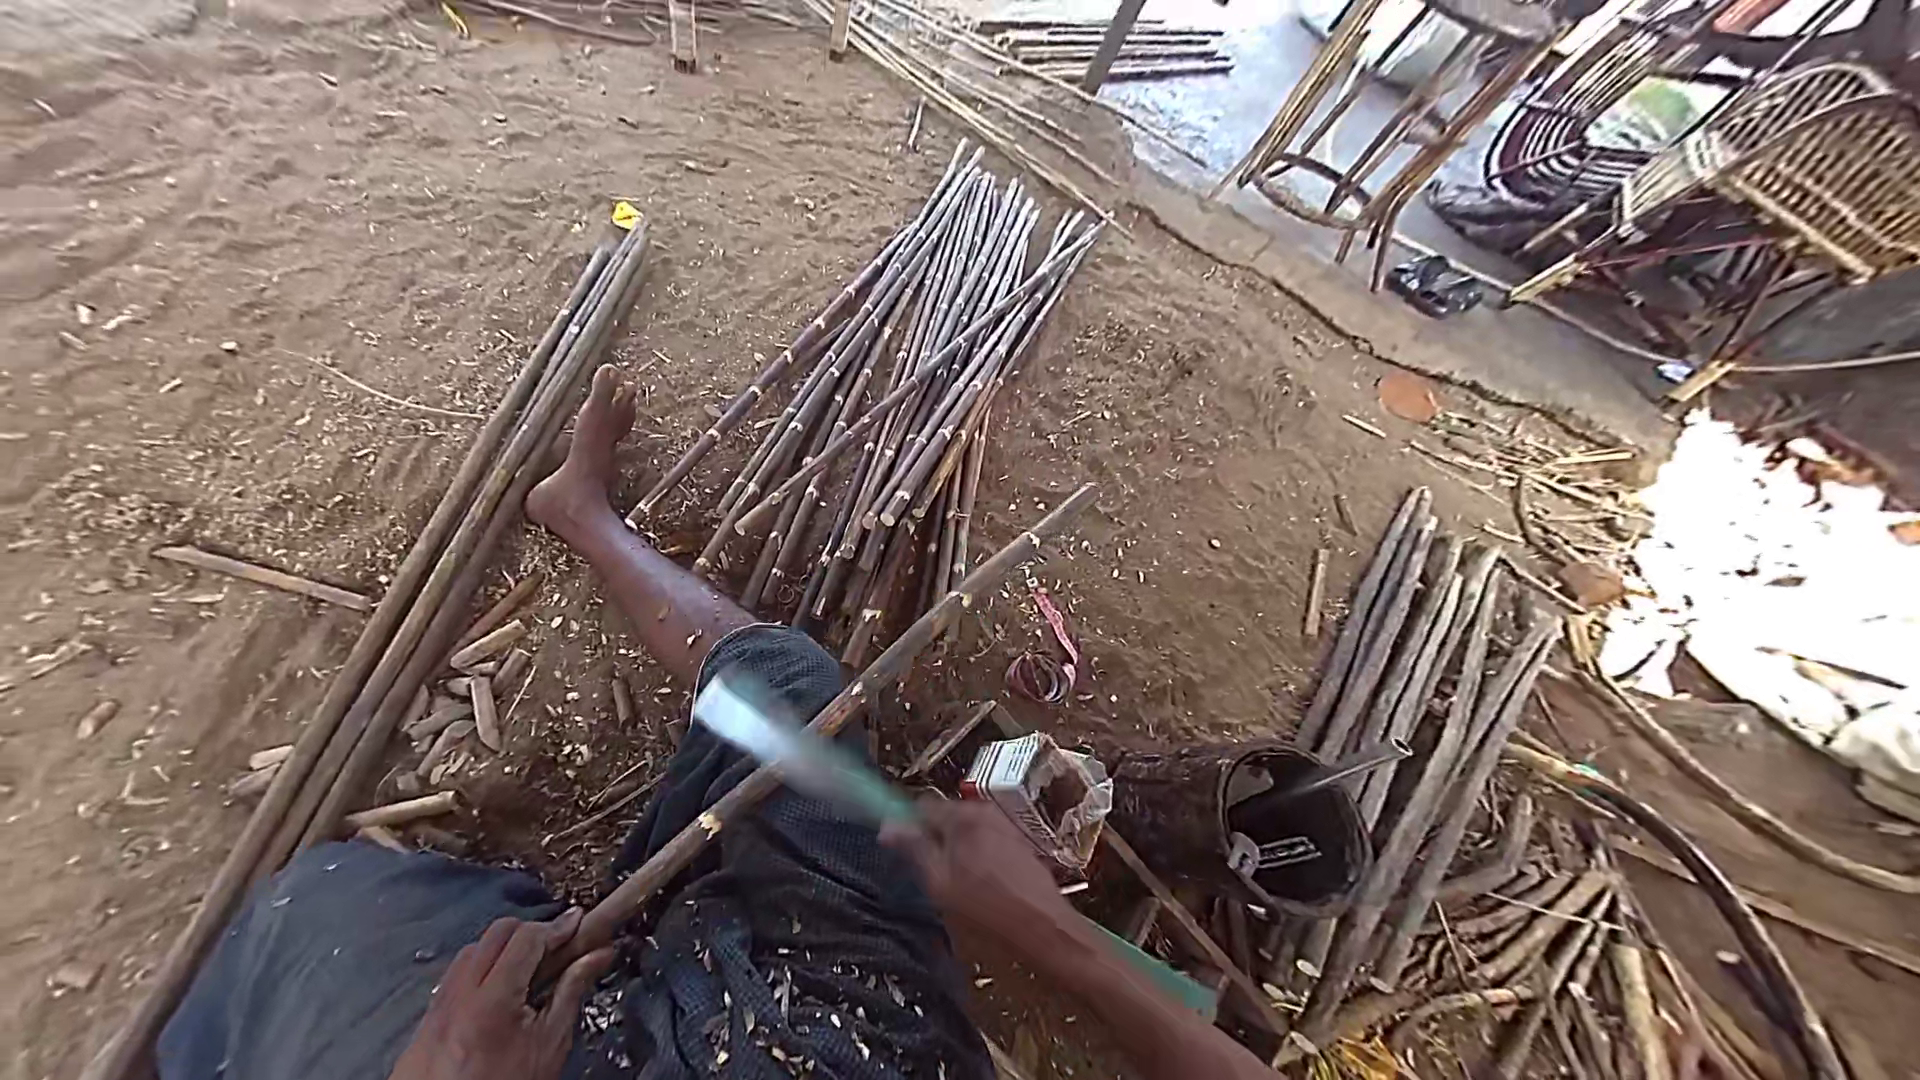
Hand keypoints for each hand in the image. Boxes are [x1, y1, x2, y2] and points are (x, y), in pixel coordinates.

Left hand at [388, 909, 617, 1079]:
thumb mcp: (549, 1045)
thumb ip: (573, 989)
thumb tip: (602, 951)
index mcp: (491, 1003)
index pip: (526, 938)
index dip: (557, 926)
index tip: (579, 924)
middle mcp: (457, 1000)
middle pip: (495, 934)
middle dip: (530, 932)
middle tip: (554, 947)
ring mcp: (433, 1014)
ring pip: (470, 953)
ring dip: (501, 949)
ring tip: (525, 970)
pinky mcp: (421, 1031)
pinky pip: (451, 981)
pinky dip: (479, 972)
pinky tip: (496, 994)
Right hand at [881, 798, 1074, 948]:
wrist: (1044, 929)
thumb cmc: (988, 912)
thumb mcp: (940, 885)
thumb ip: (914, 850)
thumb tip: (888, 827)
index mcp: (962, 815)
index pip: (921, 806)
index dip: (908, 827)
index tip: (905, 853)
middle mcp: (984, 809)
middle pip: (944, 815)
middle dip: (934, 839)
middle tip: (934, 875)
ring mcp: (1003, 822)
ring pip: (964, 828)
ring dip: (955, 848)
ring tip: (959, 884)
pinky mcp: (1017, 838)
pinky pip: (983, 837)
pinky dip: (975, 853)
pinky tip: (982, 884)